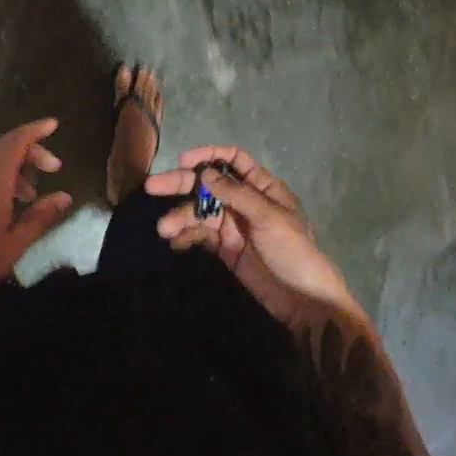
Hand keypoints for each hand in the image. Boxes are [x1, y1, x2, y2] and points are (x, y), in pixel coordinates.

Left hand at [0, 118, 71, 320]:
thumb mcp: (16, 243)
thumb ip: (41, 216)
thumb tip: (65, 196)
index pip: (14, 142)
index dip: (35, 130)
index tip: (53, 125)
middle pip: (1, 148)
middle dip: (28, 152)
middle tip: (52, 169)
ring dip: (11, 169)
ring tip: (28, 195)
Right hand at [144, 147, 363, 326]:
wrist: (303, 299)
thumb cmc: (293, 251)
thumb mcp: (268, 217)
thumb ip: (236, 194)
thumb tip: (205, 173)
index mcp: (262, 187)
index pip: (233, 160)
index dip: (209, 156)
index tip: (184, 161)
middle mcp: (245, 202)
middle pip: (209, 185)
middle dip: (182, 184)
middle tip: (152, 186)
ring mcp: (234, 226)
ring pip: (200, 212)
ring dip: (181, 217)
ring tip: (164, 230)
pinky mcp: (225, 249)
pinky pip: (201, 236)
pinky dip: (186, 237)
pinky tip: (176, 244)